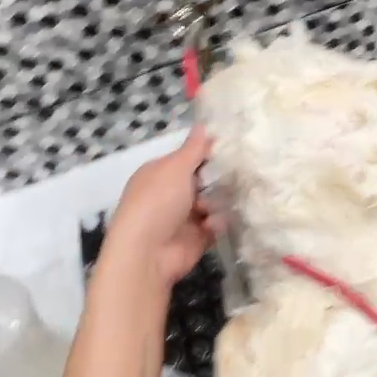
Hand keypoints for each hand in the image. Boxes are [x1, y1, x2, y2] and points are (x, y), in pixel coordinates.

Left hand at [104, 128, 221, 285]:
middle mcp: (171, 193)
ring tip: (208, 208)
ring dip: (215, 203)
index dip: (207, 154)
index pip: (188, 158)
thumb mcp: (175, 168)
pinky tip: (210, 226)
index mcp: (159, 173)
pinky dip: (215, 223)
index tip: (230, 149)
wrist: (147, 253)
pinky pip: (216, 223)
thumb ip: (194, 148)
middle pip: (204, 180)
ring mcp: (184, 216)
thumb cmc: (157, 202)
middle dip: (216, 180)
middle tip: (228, 178)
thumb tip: (202, 123)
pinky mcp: (197, 237)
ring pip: (214, 201)